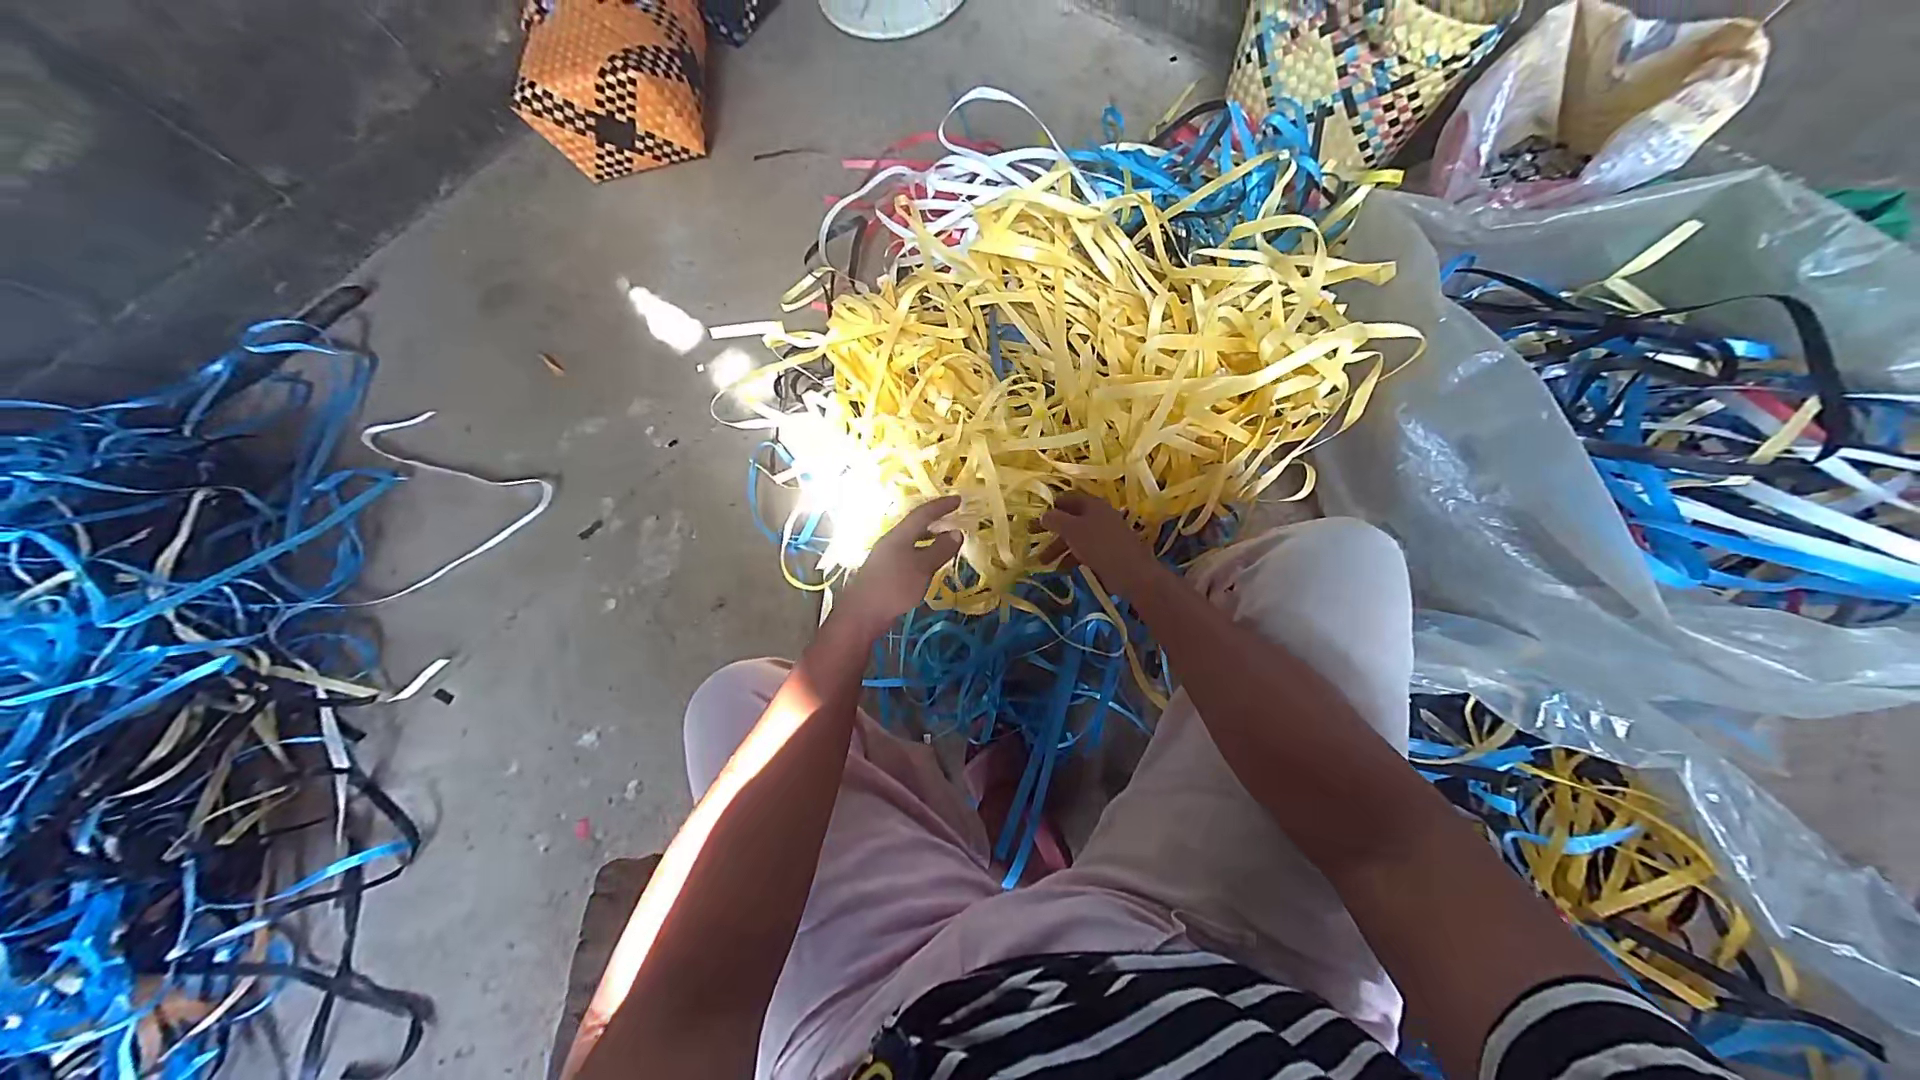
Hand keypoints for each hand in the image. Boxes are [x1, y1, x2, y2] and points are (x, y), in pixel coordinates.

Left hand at [834, 496, 962, 635]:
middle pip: (915, 526)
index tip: (958, 499)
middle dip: (935, 521)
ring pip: (912, 541)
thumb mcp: (922, 567)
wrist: (862, 614)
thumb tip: (956, 532)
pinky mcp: (886, 573)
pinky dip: (923, 553)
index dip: (941, 506)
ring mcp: (887, 558)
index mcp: (899, 535)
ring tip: (947, 541)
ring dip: (930, 538)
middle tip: (954, 519)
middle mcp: (891, 542)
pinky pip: (909, 555)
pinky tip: (930, 564)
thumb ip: (940, 549)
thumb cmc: (894, 587)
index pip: (923, 514)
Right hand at [1040, 491, 1165, 597]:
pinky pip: (1084, 551)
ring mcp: (1104, 534)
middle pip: (1070, 519)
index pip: (1067, 498)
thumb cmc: (1099, 545)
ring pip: (1075, 537)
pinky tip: (1061, 569)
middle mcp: (1098, 516)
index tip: (1034, 517)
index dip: (1050, 506)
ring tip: (1043, 562)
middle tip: (1032, 539)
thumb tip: (1043, 515)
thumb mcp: (1073, 530)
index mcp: (1092, 505)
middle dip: (1051, 531)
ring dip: (1058, 548)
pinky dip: (1071, 558)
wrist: (1131, 572)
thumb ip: (1055, 520)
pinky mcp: (1106, 552)